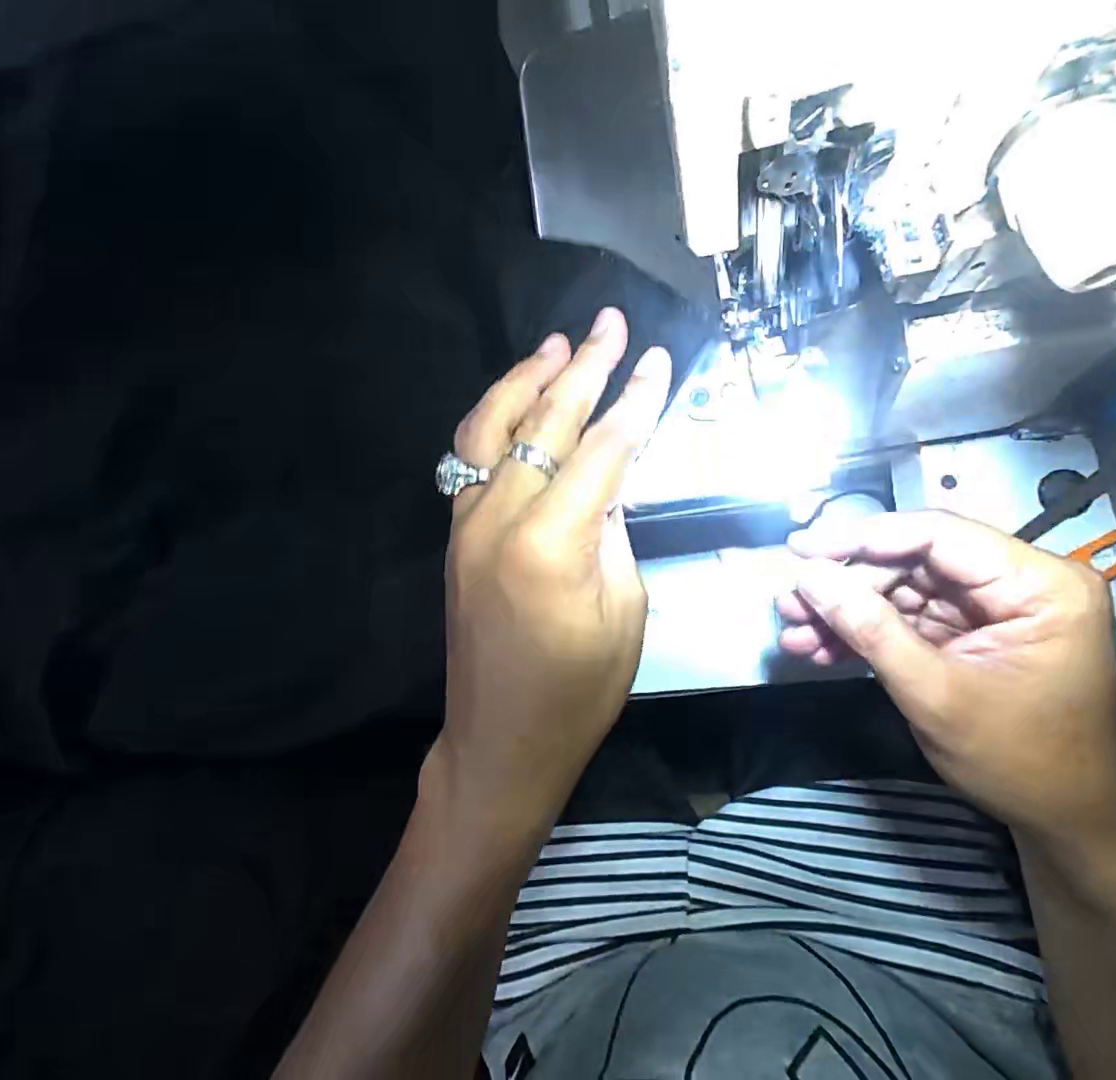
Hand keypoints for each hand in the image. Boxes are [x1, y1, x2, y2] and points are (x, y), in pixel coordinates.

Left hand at [437, 308, 669, 825]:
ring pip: (492, 428)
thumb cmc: (579, 691)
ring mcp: (467, 524)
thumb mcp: (625, 611)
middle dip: (586, 369)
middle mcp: (499, 519)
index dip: (637, 402)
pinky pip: (471, 458)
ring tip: (560, 344)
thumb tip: (612, 482)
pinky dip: (496, 417)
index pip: (603, 450)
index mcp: (552, 543)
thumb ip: (616, 534)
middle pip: (546, 423)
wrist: (502, 742)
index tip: (659, 360)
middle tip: (612, 325)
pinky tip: (519, 399)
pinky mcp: (456, 536)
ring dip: (528, 379)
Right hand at [774, 511, 1115, 846]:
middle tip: (789, 604)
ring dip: (850, 613)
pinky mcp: (976, 632)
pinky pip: (915, 619)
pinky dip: (870, 634)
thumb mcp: (936, 696)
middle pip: (916, 562)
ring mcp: (998, 607)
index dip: (863, 538)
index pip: (940, 535)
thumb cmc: (1018, 763)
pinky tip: (821, 648)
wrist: (1063, 824)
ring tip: (793, 631)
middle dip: (849, 587)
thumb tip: (809, 577)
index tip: (802, 550)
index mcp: (1040, 583)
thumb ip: (871, 630)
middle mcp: (1023, 581)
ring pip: (907, 590)